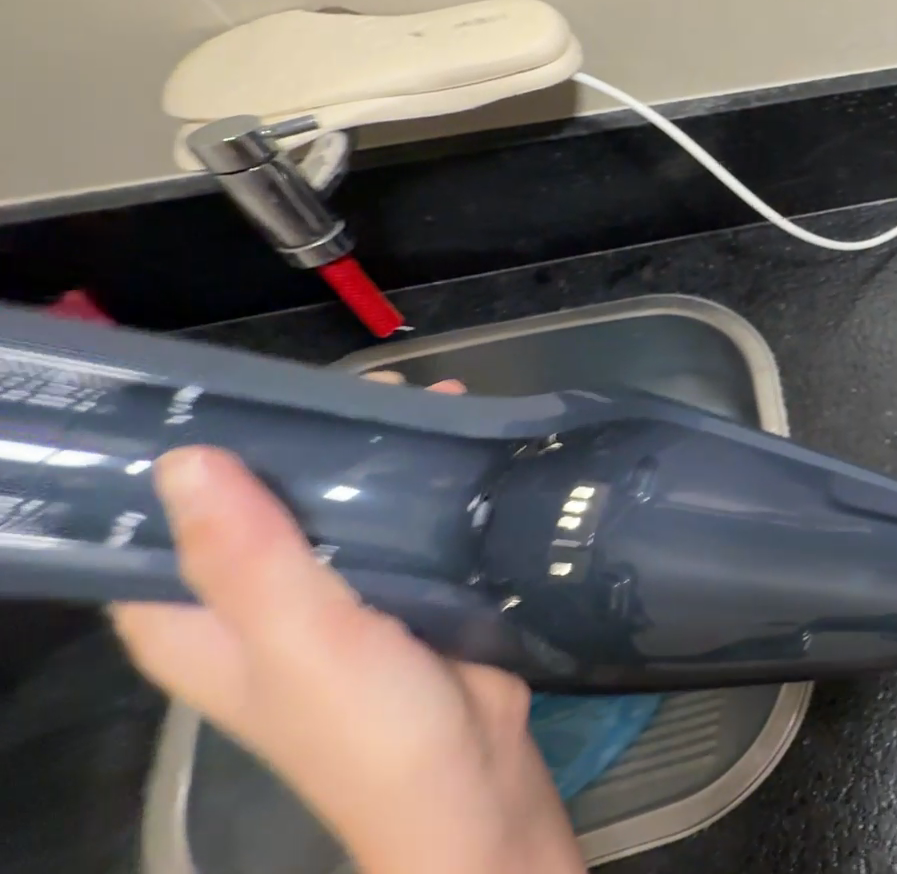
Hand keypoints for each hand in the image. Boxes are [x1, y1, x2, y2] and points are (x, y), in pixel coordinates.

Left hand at [110, 376, 583, 873]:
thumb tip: (187, 458)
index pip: (157, 523)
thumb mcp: (300, 642)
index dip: (183, 457)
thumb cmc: (370, 724)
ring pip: (342, 505)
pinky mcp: (407, 588)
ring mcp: (339, 594)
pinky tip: (465, 444)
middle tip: (369, 388)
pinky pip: (402, 521)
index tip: (237, 390)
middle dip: (312, 439)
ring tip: (433, 402)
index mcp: (200, 618)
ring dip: (379, 454)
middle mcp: (260, 600)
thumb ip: (249, 557)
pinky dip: (425, 482)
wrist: (475, 772)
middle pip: (265, 500)